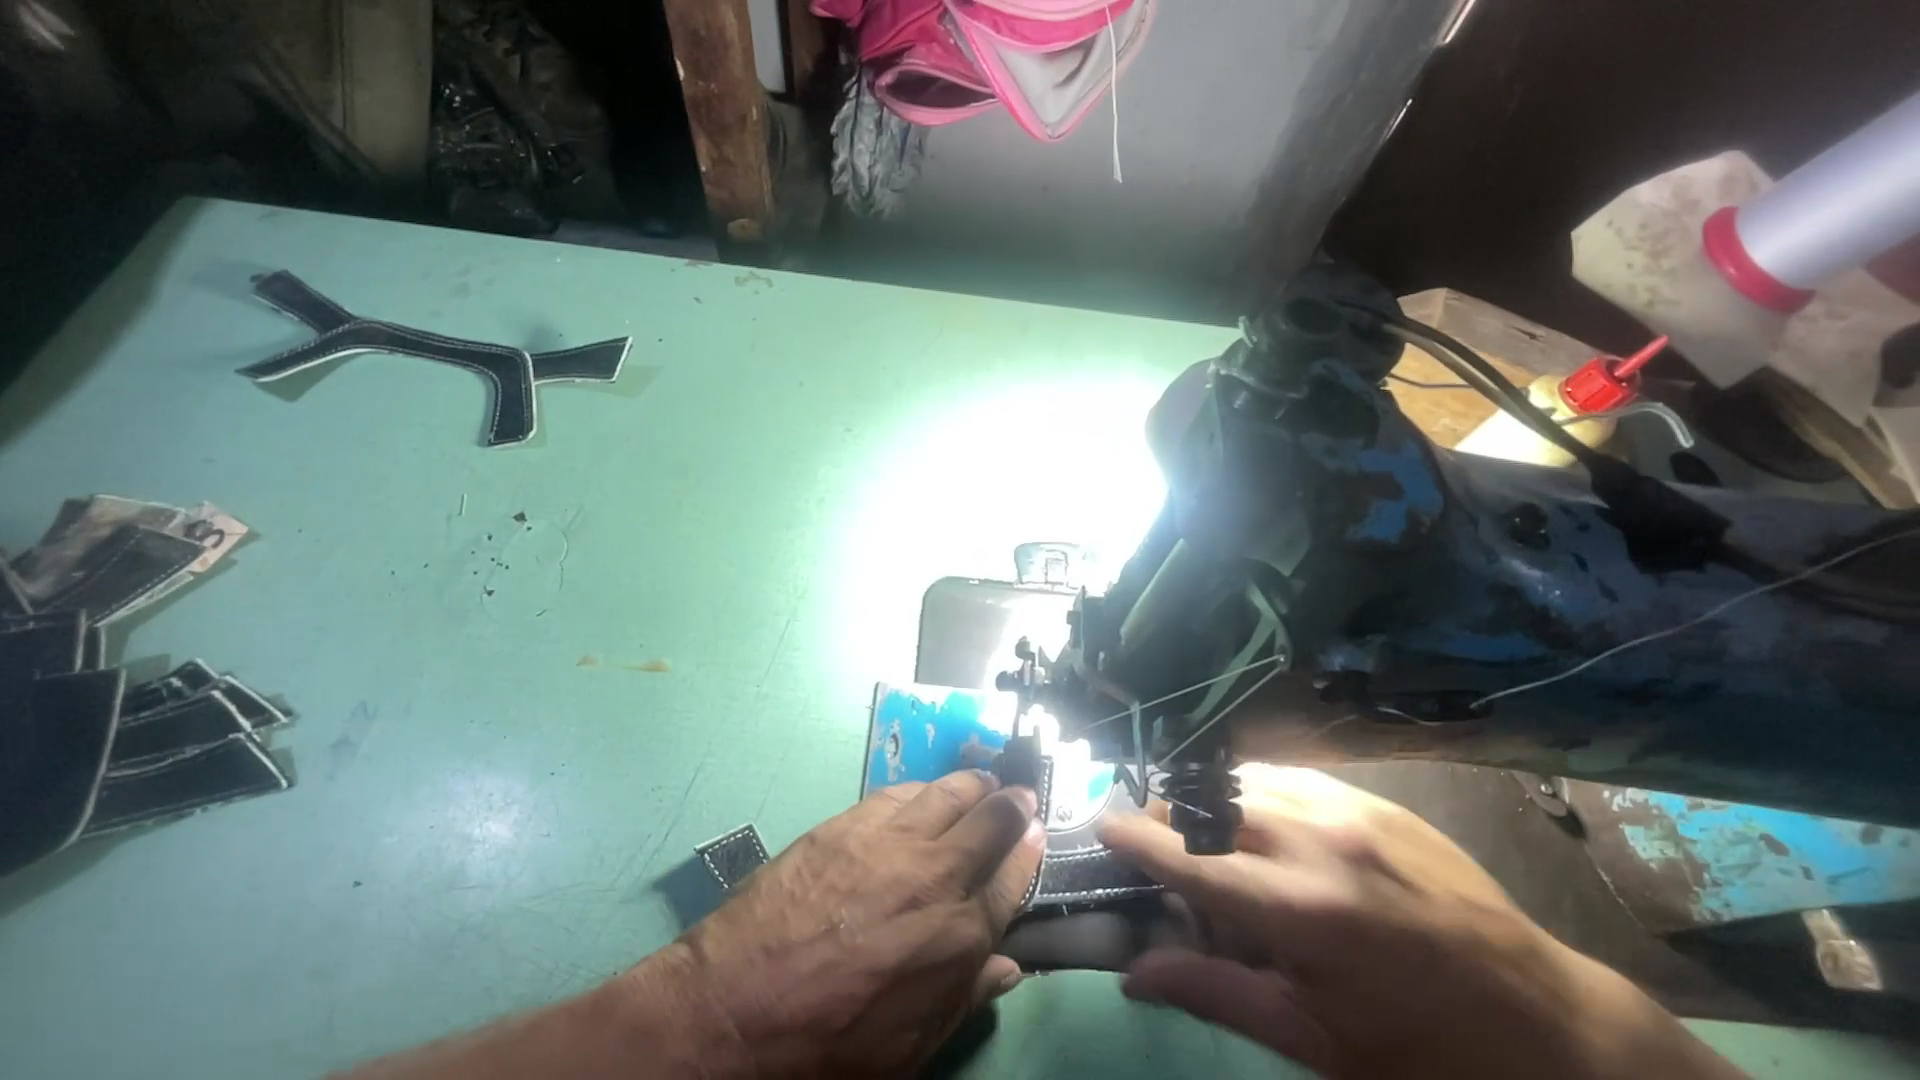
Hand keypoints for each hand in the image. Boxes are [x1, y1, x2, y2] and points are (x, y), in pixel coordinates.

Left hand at [628, 771, 1044, 1077]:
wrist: (736, 1009)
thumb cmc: (830, 1043)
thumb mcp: (912, 1045)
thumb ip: (968, 996)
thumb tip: (1010, 965)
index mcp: (961, 937)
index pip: (1013, 879)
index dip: (1030, 853)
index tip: (1037, 834)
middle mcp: (936, 877)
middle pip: (991, 821)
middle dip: (1013, 805)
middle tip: (1019, 797)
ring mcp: (891, 843)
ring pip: (949, 792)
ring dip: (974, 784)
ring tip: (981, 782)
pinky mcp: (847, 824)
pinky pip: (899, 792)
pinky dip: (923, 788)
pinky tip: (924, 792)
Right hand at [1101, 765, 1742, 1079]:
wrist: (1548, 1020)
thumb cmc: (1422, 1051)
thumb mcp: (1314, 1040)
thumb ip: (1216, 992)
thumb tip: (1133, 972)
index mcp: (1297, 911)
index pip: (1186, 856)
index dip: (1134, 836)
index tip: (1098, 822)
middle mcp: (1318, 841)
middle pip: (1209, 804)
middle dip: (1167, 813)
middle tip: (1150, 836)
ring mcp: (1355, 812)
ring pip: (1249, 780)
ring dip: (1210, 798)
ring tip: (1198, 825)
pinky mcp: (1383, 802)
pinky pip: (1295, 777)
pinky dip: (1258, 790)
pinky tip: (1258, 815)